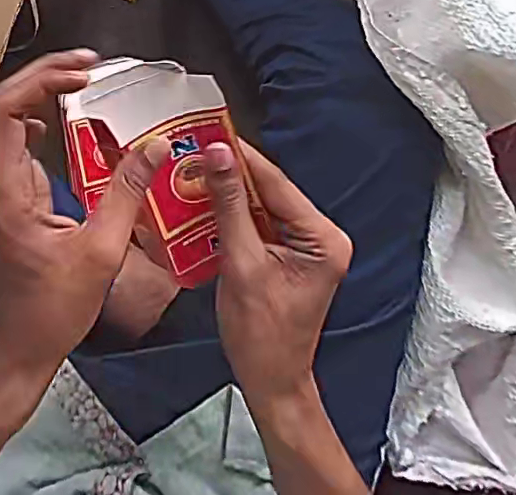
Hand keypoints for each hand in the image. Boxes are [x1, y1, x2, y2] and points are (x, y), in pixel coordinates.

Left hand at [0, 50, 168, 381]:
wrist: (16, 345)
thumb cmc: (51, 309)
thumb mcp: (100, 253)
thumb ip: (127, 195)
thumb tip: (154, 148)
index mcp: (7, 189)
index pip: (6, 111)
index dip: (41, 81)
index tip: (82, 75)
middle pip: (4, 103)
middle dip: (42, 74)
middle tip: (87, 64)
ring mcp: (0, 183)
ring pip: (8, 117)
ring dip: (41, 90)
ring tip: (83, 78)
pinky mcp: (11, 191)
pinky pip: (19, 137)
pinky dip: (42, 114)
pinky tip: (67, 114)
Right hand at [205, 139, 352, 404]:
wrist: (270, 381)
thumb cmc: (262, 335)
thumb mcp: (241, 262)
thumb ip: (228, 205)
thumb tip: (218, 154)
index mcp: (322, 238)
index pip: (275, 183)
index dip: (240, 157)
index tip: (210, 134)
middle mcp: (320, 235)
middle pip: (267, 190)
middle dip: (230, 174)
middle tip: (194, 152)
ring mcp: (305, 243)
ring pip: (259, 203)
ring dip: (227, 191)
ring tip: (193, 172)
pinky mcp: (288, 251)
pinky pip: (256, 220)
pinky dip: (230, 212)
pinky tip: (204, 201)